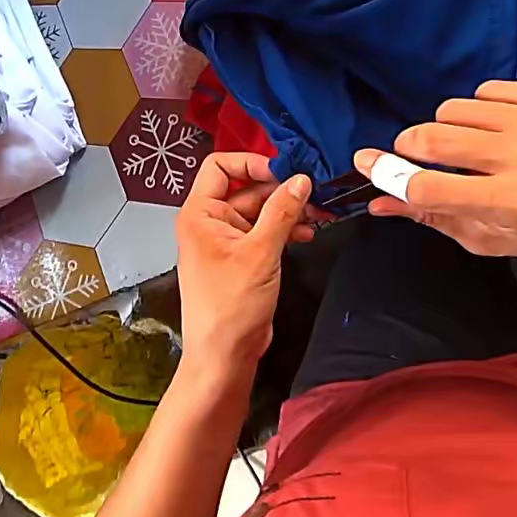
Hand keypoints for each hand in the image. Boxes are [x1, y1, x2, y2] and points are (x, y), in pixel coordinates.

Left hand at [174, 153, 315, 384]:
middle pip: (246, 188)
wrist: (224, 353)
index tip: (284, 171)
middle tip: (313, 195)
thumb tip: (299, 181)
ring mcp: (225, 239)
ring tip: (317, 216)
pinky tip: (306, 233)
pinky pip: (263, 231)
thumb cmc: (228, 307)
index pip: (219, 167)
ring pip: (259, 210)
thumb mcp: (260, 254)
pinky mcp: (241, 256)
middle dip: (279, 190)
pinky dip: (284, 229)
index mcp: (199, 213)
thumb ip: (281, 213)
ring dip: (287, 211)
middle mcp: (209, 221)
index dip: (251, 163)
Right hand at [357, 81, 516, 272]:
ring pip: (452, 109)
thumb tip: (377, 201)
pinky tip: (502, 130)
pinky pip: (487, 91)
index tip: (366, 163)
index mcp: (516, 204)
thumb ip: (429, 216)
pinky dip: (482, 110)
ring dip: (448, 129)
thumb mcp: (489, 240)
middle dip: (411, 148)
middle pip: (430, 139)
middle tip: (420, 159)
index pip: (425, 186)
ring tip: (473, 147)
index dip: (387, 175)